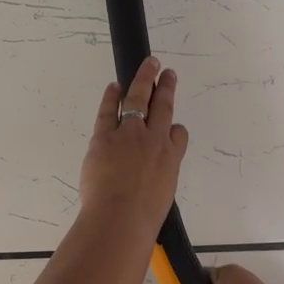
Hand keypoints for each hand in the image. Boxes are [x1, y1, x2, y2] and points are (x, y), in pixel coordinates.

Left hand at [78, 57, 189, 232]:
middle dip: (166, 87)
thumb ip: (158, 183)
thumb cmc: (142, 218)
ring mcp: (129, 135)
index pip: (178, 135)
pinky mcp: (105, 137)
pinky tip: (114, 87)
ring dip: (144, 79)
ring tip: (150, 65)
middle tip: (168, 73)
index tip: (173, 127)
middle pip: (163, 107)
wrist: (120, 217)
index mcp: (171, 160)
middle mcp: (154, 141)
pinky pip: (110, 110)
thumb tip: (151, 183)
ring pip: (139, 99)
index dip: (175, 129)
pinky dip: (112, 96)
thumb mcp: (161, 200)